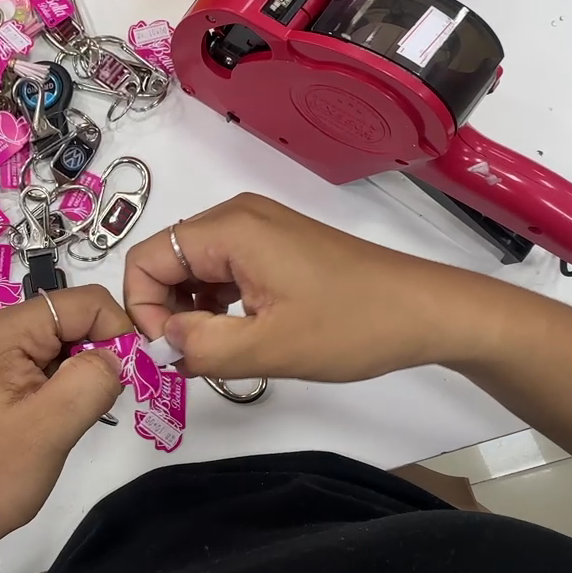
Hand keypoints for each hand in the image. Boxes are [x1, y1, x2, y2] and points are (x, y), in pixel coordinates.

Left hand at [0, 286, 131, 572]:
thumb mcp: (53, 425)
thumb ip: (93, 379)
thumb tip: (120, 354)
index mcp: (4, 329)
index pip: (83, 302)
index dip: (115, 332)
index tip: (126, 378)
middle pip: (74, 317)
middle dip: (100, 352)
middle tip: (98, 401)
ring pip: (67, 340)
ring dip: (85, 371)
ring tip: (73, 414)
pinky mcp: (2, 373)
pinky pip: (52, 360)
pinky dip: (69, 382)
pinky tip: (60, 415)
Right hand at [121, 193, 500, 382]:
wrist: (428, 311)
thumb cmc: (353, 326)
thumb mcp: (270, 349)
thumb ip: (201, 348)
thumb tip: (160, 343)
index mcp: (228, 229)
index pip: (145, 260)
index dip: (143, 310)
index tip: (171, 352)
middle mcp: (234, 216)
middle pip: (164, 260)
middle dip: (166, 312)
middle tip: (193, 356)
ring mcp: (255, 227)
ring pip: (189, 267)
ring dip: (190, 310)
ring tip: (220, 347)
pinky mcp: (271, 242)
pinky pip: (218, 268)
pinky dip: (214, 302)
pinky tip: (238, 330)